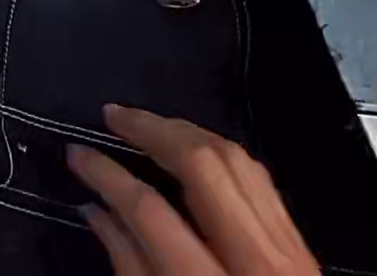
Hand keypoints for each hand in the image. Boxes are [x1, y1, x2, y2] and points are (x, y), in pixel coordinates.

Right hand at [68, 105, 318, 275]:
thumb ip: (131, 271)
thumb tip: (95, 209)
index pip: (152, 214)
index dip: (108, 176)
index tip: (78, 153)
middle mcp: (253, 260)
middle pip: (200, 166)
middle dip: (150, 130)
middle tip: (112, 115)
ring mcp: (285, 245)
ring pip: (230, 155)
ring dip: (182, 129)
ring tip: (144, 122)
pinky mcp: (298, 237)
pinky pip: (253, 170)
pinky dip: (216, 147)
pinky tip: (190, 143)